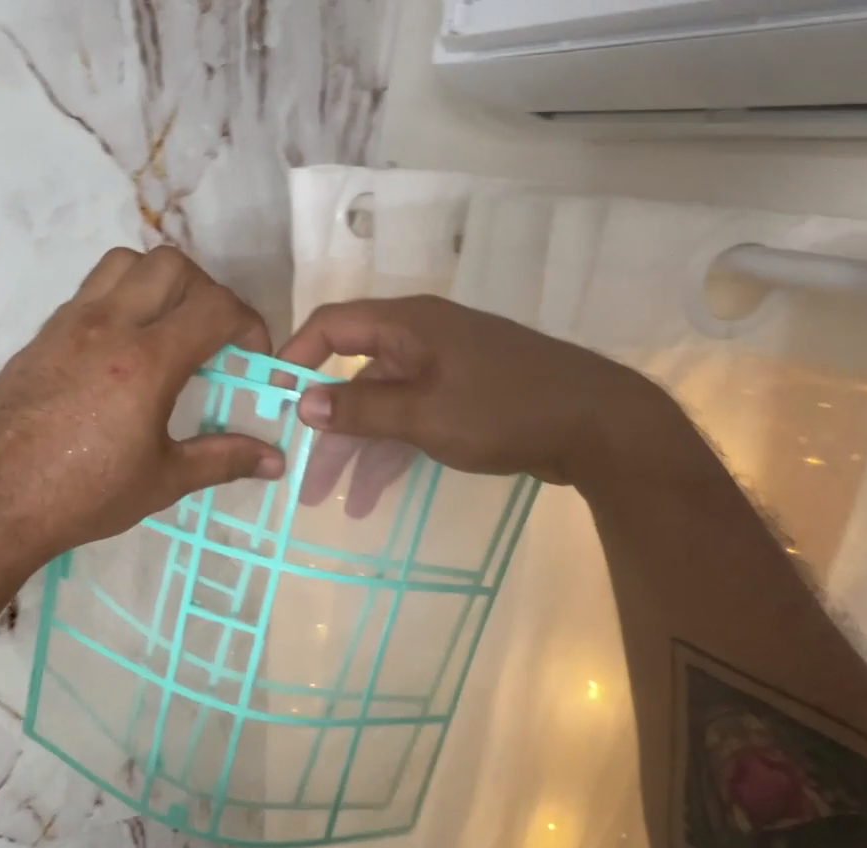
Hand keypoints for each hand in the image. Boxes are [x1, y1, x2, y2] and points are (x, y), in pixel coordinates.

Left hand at [0, 247, 283, 561]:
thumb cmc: (86, 496)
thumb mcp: (164, 481)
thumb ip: (224, 460)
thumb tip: (275, 461)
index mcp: (146, 362)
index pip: (215, 307)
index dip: (249, 324)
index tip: (253, 356)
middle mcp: (107, 326)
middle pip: (172, 265)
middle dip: (207, 291)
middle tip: (213, 337)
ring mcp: (68, 325)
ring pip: (125, 263)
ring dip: (159, 283)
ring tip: (168, 329)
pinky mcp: (42, 336)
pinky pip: (90, 291)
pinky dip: (120, 301)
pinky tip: (122, 352)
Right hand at [278, 295, 648, 516]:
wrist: (596, 425)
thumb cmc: (504, 409)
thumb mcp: (424, 414)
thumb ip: (361, 409)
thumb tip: (302, 403)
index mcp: (408, 325)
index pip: (332, 326)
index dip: (296, 358)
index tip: (269, 399)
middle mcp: (421, 339)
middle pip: (355, 378)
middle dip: (327, 431)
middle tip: (301, 479)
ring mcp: (444, 369)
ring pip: (383, 407)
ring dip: (359, 453)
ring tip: (337, 503)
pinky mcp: (463, 398)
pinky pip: (411, 420)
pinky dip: (392, 452)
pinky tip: (374, 494)